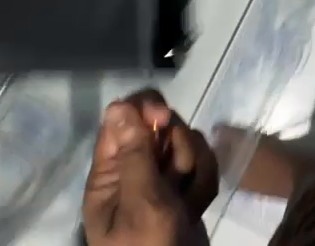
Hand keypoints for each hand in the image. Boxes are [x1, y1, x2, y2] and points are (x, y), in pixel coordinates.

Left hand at [124, 89, 218, 217]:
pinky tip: (195, 209)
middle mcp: (134, 171)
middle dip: (179, 147)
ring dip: (194, 170)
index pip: (124, 117)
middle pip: (162, 126)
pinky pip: (203, 166)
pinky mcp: (185, 190)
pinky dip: (203, 184)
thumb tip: (117, 105)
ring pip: (188, 144)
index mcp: (110, 174)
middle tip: (177, 177)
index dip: (146, 108)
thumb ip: (135, 154)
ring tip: (187, 204)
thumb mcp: (141, 203)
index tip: (164, 117)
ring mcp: (162, 181)